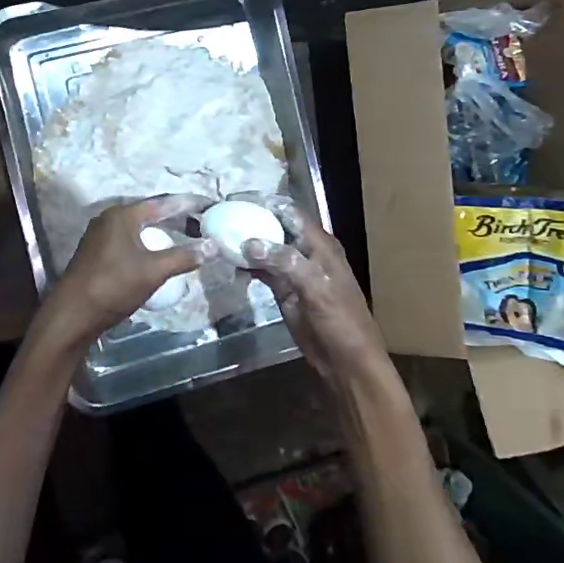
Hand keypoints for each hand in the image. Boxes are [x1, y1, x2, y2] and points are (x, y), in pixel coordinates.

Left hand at [38, 194, 217, 350]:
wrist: (73, 312)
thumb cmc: (114, 285)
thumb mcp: (153, 271)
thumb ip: (183, 257)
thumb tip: (213, 246)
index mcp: (122, 215)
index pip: (161, 203)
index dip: (185, 204)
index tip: (207, 205)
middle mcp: (108, 218)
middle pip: (148, 213)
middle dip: (173, 216)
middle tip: (199, 221)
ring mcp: (99, 235)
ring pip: (136, 228)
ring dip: (159, 231)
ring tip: (183, 236)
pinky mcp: (95, 252)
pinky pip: (127, 240)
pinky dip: (145, 243)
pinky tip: (156, 254)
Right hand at [236, 194, 389, 390]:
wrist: (346, 363)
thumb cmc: (340, 322)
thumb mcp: (316, 289)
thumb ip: (285, 262)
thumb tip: (248, 242)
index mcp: (320, 244)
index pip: (289, 212)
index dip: (263, 202)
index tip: (233, 199)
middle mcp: (306, 251)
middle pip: (274, 226)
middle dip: (249, 219)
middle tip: (218, 216)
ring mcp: (293, 271)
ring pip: (265, 248)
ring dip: (244, 242)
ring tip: (217, 236)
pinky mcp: (283, 289)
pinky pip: (261, 270)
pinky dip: (245, 264)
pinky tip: (228, 263)